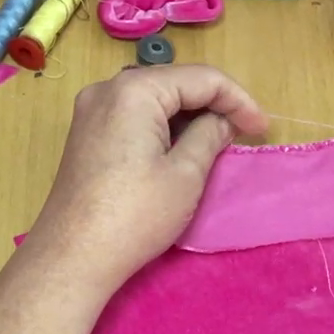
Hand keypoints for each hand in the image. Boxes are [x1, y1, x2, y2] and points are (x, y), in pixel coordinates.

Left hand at [25, 66, 268, 293]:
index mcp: (133, 90)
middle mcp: (106, 90)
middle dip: (211, 104)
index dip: (238, 99)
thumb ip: (210, 136)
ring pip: (152, 99)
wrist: (72, 256)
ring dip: (187, 115)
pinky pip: (132, 115)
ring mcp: (90, 111)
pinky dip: (161, 126)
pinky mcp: (85, 134)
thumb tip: (223, 121)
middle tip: (241, 134)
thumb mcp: (185, 175)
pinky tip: (180, 148)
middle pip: (173, 82)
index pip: (200, 78)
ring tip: (216, 142)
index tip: (261, 128)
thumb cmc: (134, 215)